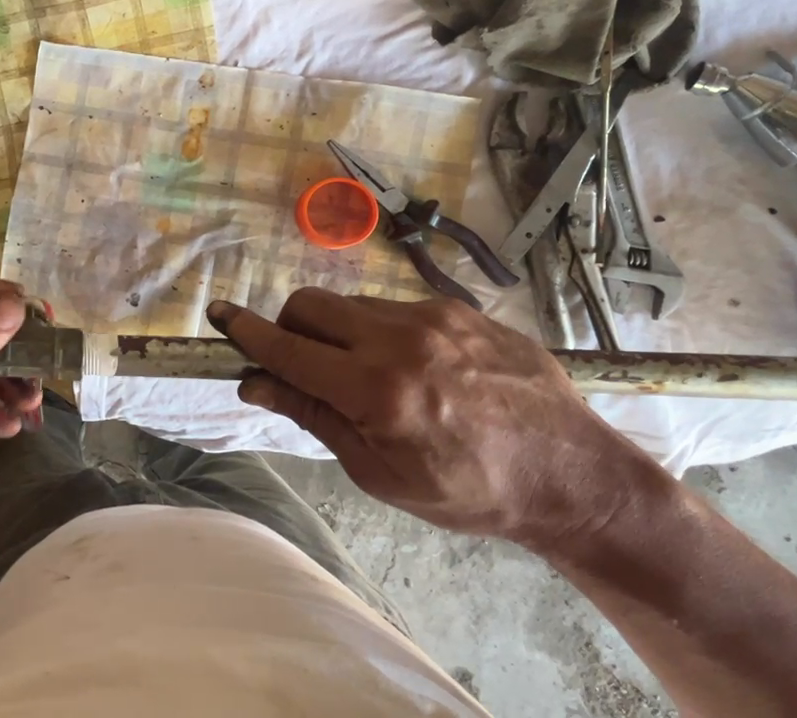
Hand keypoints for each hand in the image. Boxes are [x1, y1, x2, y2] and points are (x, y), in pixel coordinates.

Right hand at [211, 289, 665, 549]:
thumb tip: (256, 383)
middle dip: (288, 328)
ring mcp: (435, 318)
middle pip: (308, 305)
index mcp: (377, 391)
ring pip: (350, 304)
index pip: (287, 348)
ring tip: (368, 373)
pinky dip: (380, 331)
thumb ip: (314, 416)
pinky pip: (395, 307)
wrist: (578, 477)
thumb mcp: (380, 473)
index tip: (218, 315)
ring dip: (336, 330)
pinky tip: (414, 368)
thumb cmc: (472, 491)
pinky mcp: (462, 310)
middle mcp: (400, 340)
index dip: (245, 332)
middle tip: (302, 364)